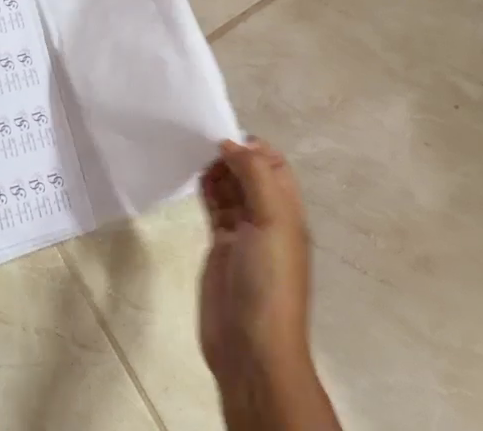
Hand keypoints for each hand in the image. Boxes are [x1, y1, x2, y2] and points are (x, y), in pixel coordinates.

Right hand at [198, 138, 311, 383]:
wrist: (251, 347)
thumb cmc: (268, 280)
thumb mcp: (272, 221)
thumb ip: (254, 177)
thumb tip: (231, 144)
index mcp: (288, 210)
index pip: (274, 165)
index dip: (252, 148)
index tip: (222, 135)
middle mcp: (268, 217)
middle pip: (251, 174)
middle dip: (231, 155)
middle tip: (201, 141)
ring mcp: (243, 233)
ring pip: (231, 189)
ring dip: (217, 171)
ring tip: (193, 154)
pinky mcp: (221, 247)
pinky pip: (216, 208)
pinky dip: (207, 191)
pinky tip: (194, 178)